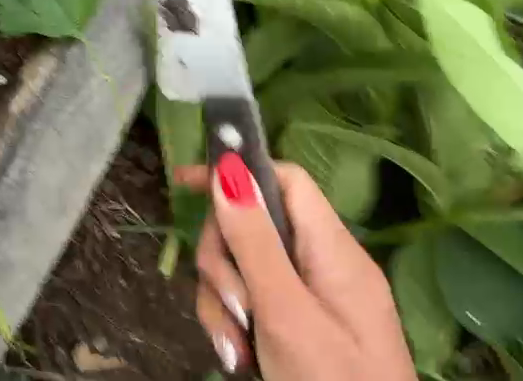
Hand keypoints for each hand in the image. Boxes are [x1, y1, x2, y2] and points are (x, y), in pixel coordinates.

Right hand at [175, 154, 413, 379]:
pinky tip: (236, 353)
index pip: (285, 180)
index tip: (187, 185)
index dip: (236, 171)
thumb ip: (255, 240)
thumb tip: (227, 170)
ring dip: (221, 297)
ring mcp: (311, 296)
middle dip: (221, 258)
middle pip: (250, 224)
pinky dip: (232, 320)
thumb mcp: (285, 312)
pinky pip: (248, 298)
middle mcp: (323, 266)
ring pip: (240, 264)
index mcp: (335, 253)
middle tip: (228, 298)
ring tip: (233, 342)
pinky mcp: (297, 323)